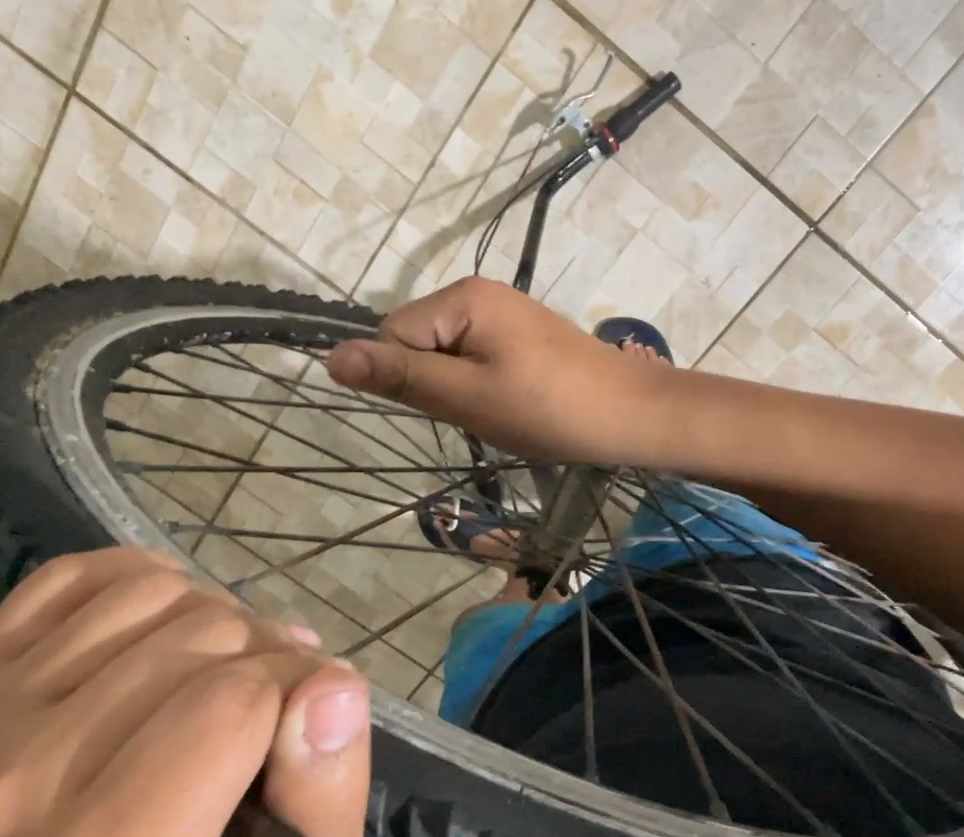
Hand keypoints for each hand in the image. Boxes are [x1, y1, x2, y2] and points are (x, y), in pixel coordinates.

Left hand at [0, 548, 371, 836]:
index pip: (231, 708)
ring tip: (236, 668)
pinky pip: (80, 574)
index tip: (317, 719)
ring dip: (221, 613)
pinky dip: (150, 580)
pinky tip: (174, 632)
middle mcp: (17, 798)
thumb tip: (334, 682)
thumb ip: (327, 798)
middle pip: (194, 640)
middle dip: (270, 650)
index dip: (303, 687)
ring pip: (150, 596)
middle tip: (285, 693)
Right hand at [326, 278, 678, 463]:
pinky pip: (473, 359)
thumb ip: (401, 377)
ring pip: (444, 356)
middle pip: (416, 342)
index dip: (410, 380)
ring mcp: (502, 313)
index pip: (392, 336)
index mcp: (462, 297)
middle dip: (435, 384)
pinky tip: (512, 404)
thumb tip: (331, 357)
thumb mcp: (468, 397)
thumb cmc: (549, 410)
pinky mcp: (519, 335)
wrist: (632, 416)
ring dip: (459, 390)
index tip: (454, 405)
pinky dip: (482, 387)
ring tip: (500, 409)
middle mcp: (478, 293)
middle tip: (481, 410)